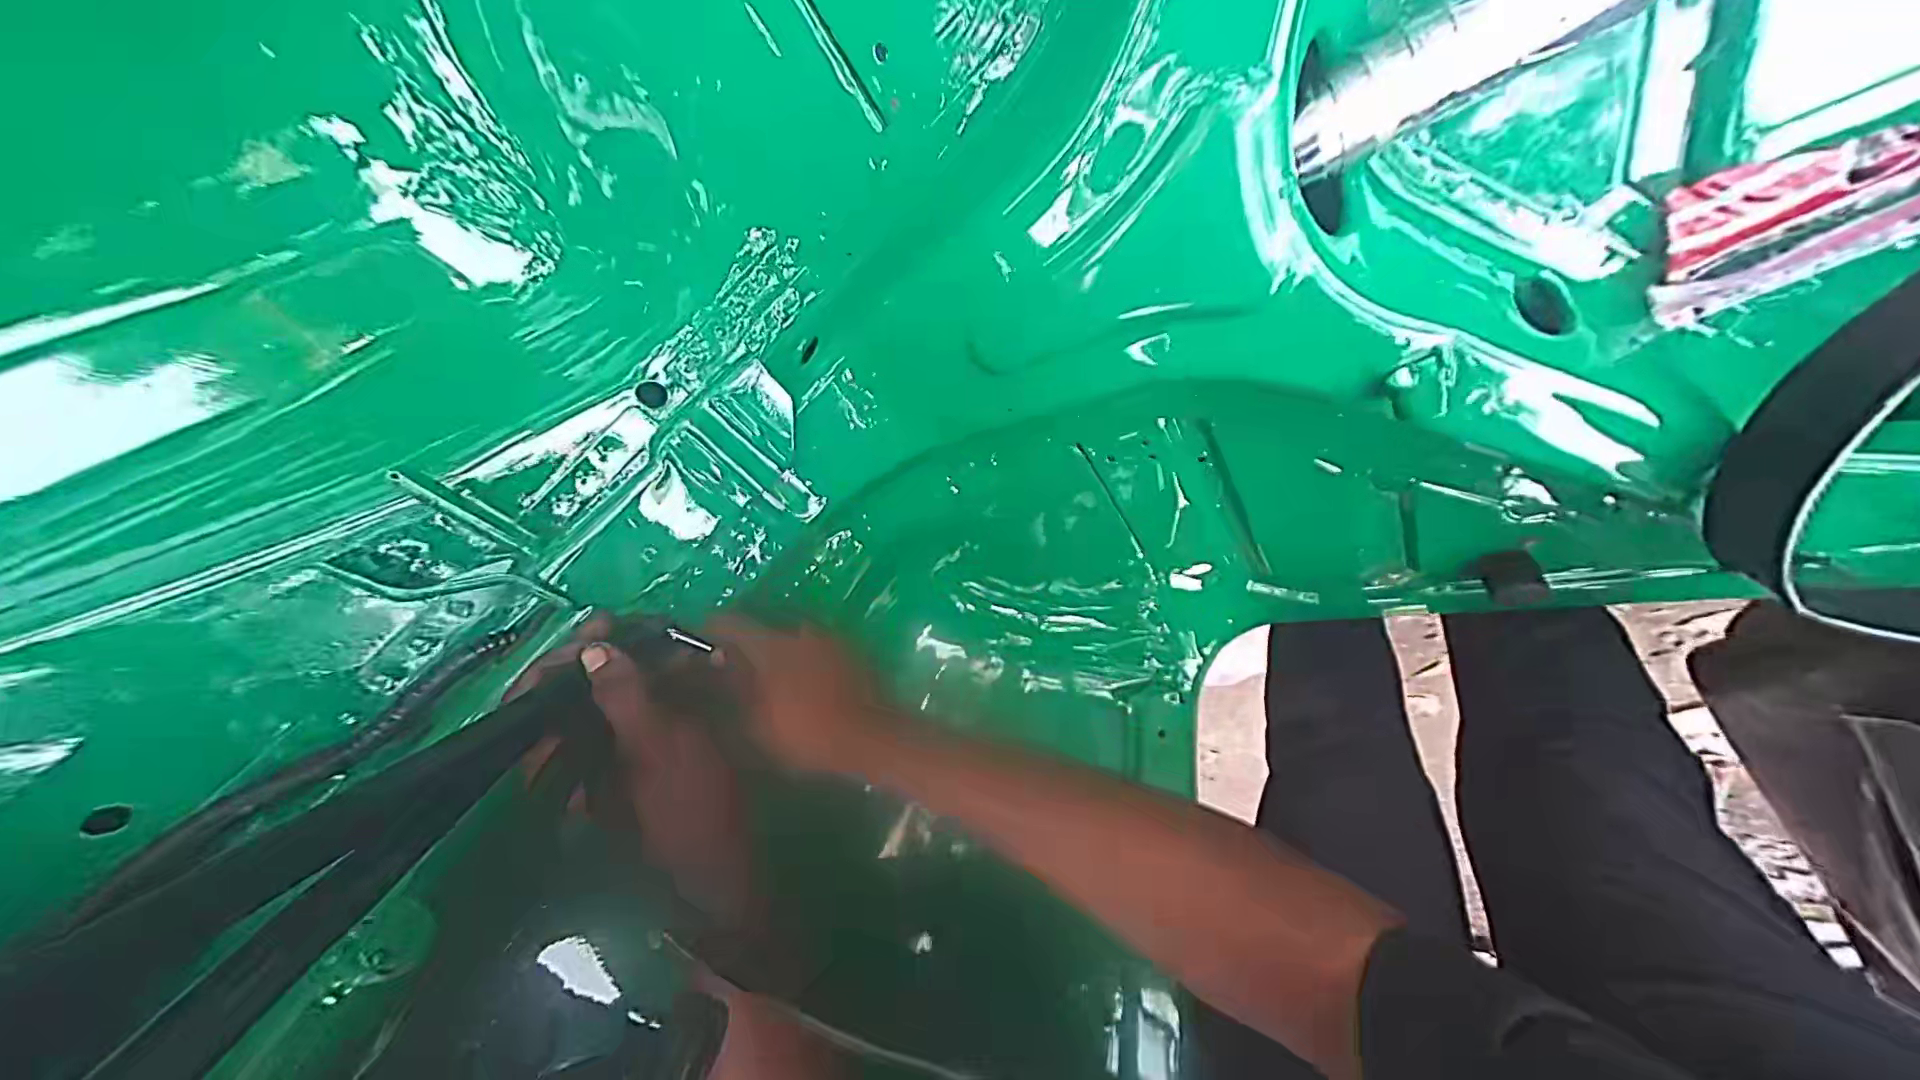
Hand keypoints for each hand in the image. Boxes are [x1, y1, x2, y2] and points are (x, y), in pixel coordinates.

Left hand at [506, 614, 755, 924]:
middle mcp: (567, 759)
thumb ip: (625, 698)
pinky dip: (643, 687)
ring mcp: (598, 760)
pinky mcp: (628, 759)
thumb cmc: (688, 807)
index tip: (603, 626)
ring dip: (625, 667)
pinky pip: (624, 712)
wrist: (721, 861)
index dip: (563, 656)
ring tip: (656, 642)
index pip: (533, 697)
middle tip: (632, 627)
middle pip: (564, 692)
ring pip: (597, 700)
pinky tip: (669, 672)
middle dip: (598, 654)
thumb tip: (593, 650)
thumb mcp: (659, 746)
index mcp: (556, 762)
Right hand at [701, 616, 892, 776]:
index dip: (709, 630)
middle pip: (761, 629)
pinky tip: (800, 685)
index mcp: (772, 644)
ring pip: (790, 639)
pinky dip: (801, 661)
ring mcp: (828, 638)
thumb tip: (716, 661)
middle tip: (731, 670)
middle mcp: (800, 631)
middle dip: (744, 646)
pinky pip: (813, 649)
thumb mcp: (756, 721)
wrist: (870, 738)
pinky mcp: (849, 651)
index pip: (729, 622)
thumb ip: (732, 687)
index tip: (697, 645)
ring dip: (775, 654)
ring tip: (768, 682)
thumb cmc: (807, 734)